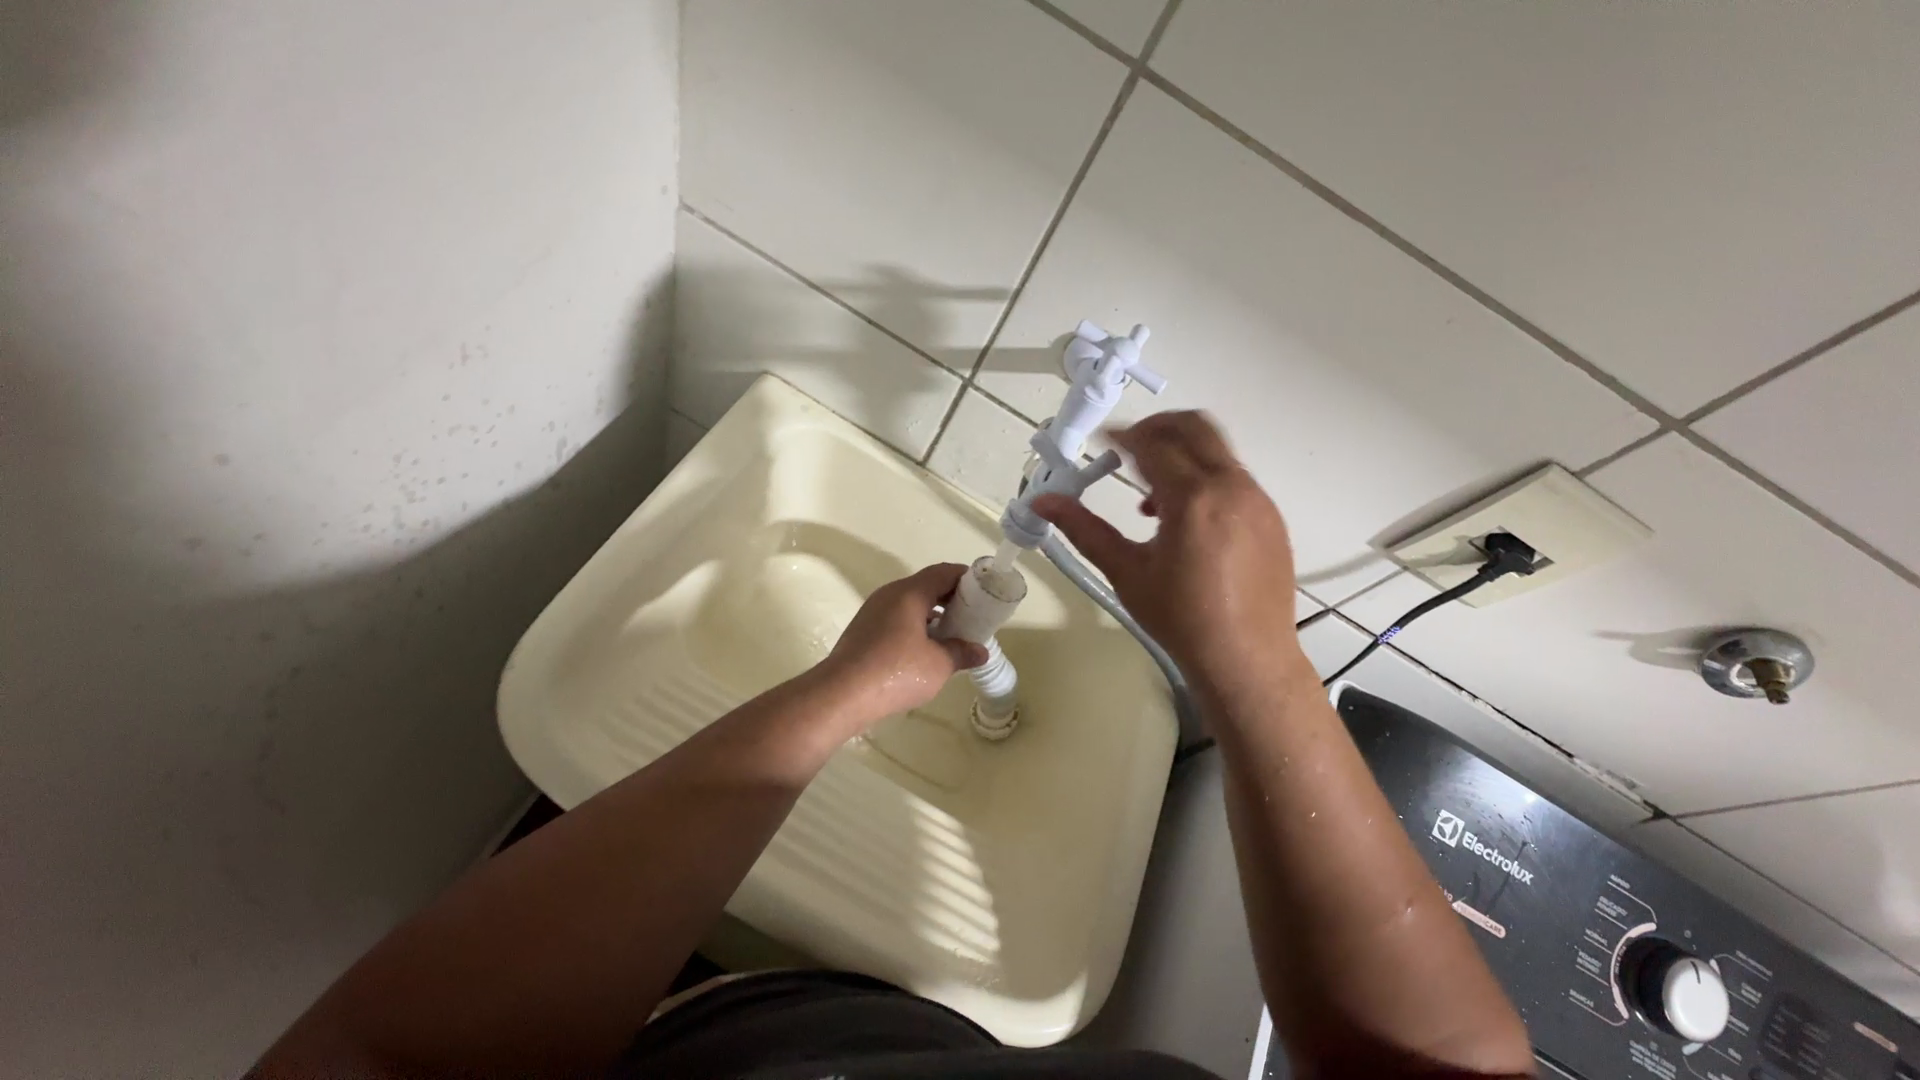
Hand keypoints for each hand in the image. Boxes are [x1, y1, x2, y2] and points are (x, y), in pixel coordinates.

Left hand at [812, 563, 988, 729]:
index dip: (965, 578)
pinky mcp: (863, 630)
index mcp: (909, 593)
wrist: (842, 693)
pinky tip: (924, 649)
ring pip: (909, 603)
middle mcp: (889, 595)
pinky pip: (896, 618)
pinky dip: (915, 625)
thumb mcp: (938, 665)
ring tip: (951, 634)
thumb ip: (961, 653)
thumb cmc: (896, 672)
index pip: (943, 572)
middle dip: (951, 598)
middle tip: (972, 615)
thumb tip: (980, 651)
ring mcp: (873, 611)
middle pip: (926, 586)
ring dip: (932, 614)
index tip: (984, 591)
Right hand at [1033, 411, 1307, 691]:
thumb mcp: (1126, 572)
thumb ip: (1084, 529)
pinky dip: (1205, 478)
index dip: (1122, 437)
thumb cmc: (1180, 619)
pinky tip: (1186, 520)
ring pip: (1217, 451)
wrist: (1247, 658)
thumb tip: (1043, 502)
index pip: (1153, 444)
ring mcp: (1257, 499)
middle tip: (1128, 448)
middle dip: (1157, 426)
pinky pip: (1234, 477)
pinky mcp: (1271, 516)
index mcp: (1193, 499)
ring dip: (1182, 454)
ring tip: (1150, 497)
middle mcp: (1231, 487)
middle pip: (1195, 426)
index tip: (1101, 442)